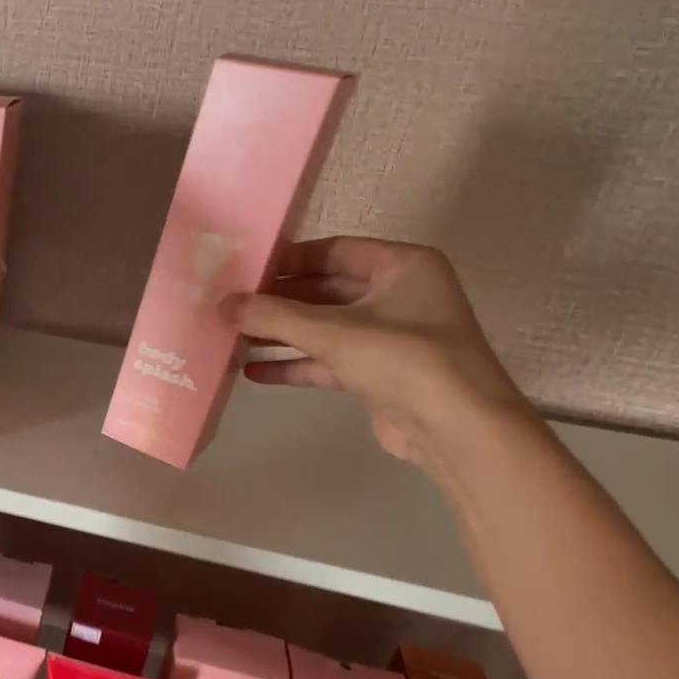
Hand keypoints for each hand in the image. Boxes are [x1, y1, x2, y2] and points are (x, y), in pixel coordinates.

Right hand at [222, 237, 534, 469]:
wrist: (455, 427)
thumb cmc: (403, 360)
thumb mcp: (334, 332)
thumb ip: (274, 316)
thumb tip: (222, 304)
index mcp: (402, 266)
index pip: (334, 250)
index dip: (288, 259)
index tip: (243, 269)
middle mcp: (397, 294)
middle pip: (324, 290)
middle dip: (277, 301)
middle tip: (228, 306)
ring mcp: (387, 336)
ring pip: (323, 327)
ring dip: (280, 334)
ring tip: (232, 337)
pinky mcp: (376, 373)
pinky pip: (327, 360)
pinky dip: (294, 365)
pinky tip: (254, 372)